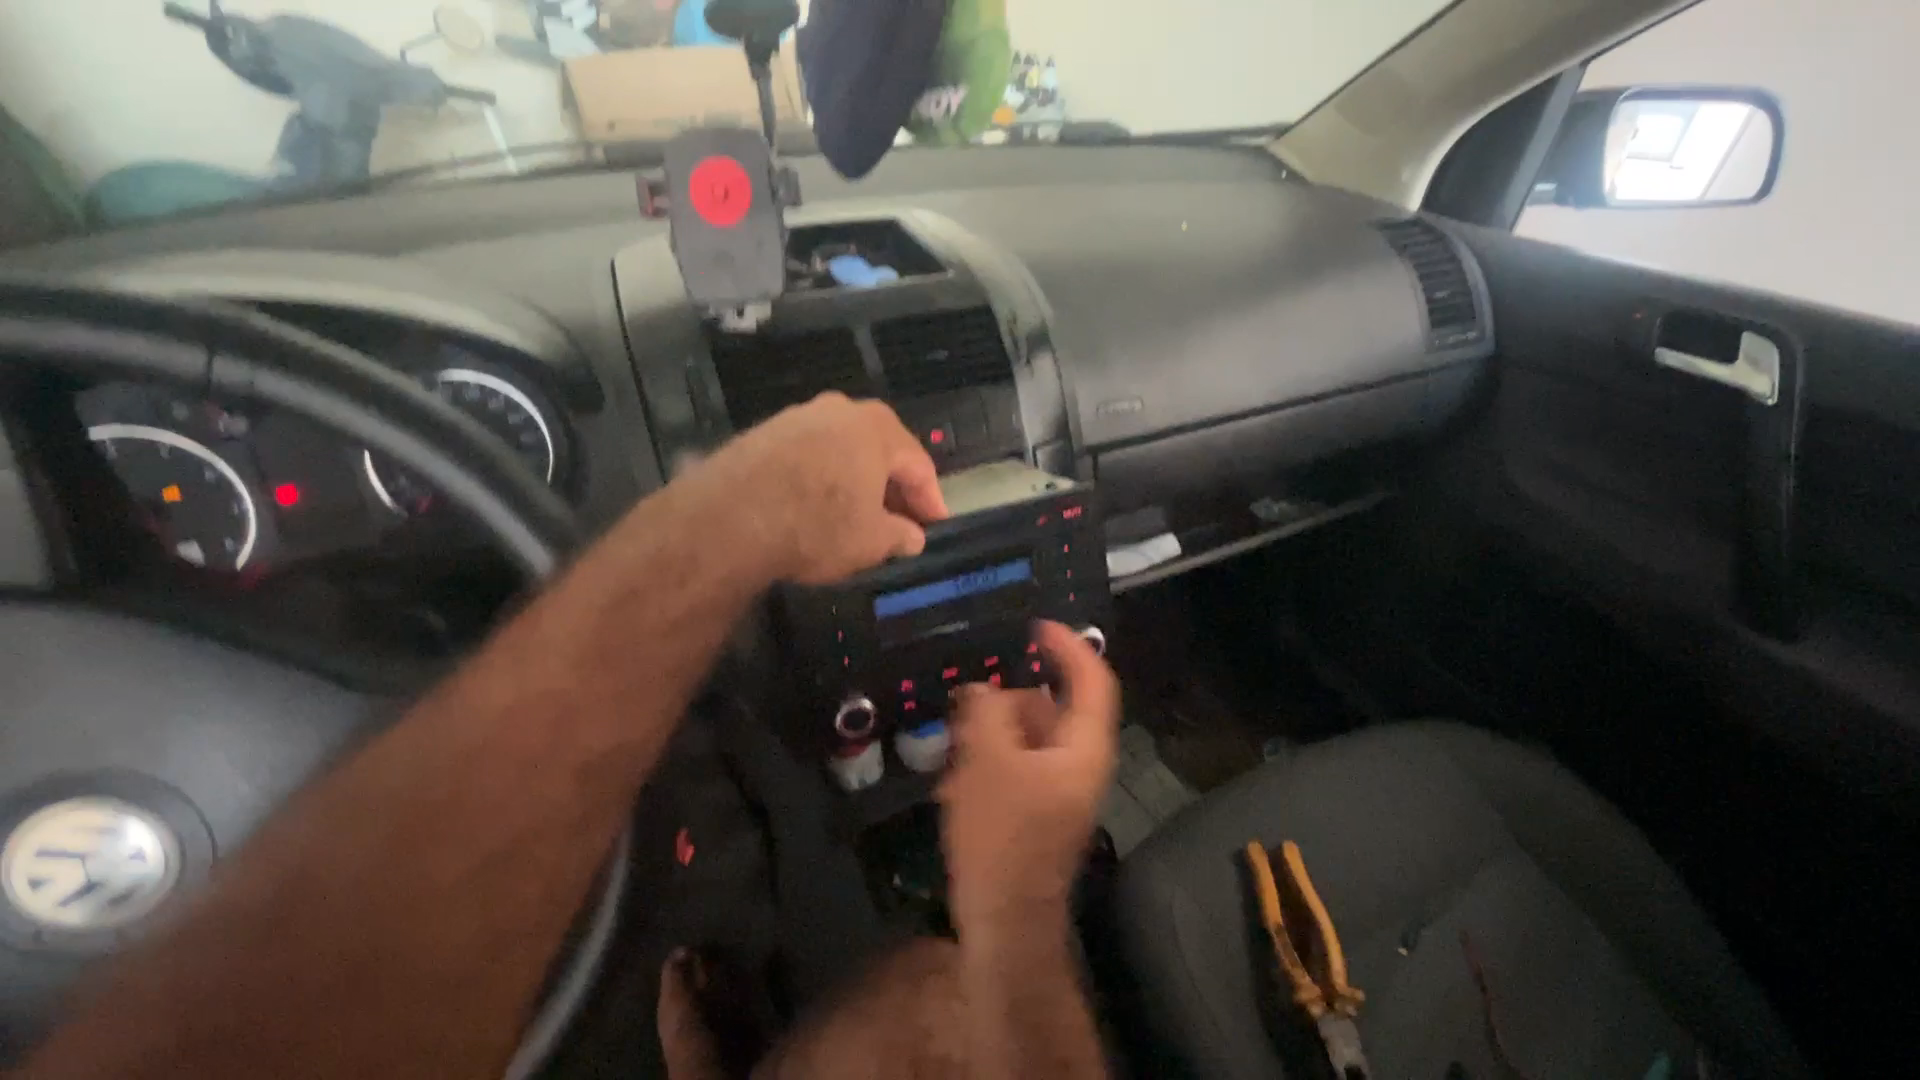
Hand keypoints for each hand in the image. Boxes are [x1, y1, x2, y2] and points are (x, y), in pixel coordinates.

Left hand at [696, 393, 947, 583]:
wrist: (729, 519)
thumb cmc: (817, 526)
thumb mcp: (871, 541)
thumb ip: (900, 535)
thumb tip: (912, 536)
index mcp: (878, 428)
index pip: (918, 465)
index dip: (931, 500)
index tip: (936, 526)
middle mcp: (841, 410)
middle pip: (879, 451)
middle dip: (893, 487)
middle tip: (901, 522)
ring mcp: (798, 417)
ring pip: (841, 450)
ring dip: (855, 481)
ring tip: (857, 515)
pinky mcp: (763, 433)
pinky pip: (808, 456)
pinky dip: (820, 478)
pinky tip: (816, 506)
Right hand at [939, 621, 1120, 927]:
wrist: (1004, 920)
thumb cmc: (1003, 837)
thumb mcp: (988, 763)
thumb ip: (988, 712)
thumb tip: (986, 687)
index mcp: (1083, 747)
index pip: (1091, 680)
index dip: (1067, 646)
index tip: (1034, 625)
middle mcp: (1078, 763)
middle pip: (1051, 707)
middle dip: (1009, 695)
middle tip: (969, 689)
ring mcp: (1057, 788)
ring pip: (1027, 736)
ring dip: (992, 728)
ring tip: (955, 730)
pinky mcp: (1034, 809)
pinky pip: (1014, 766)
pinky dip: (988, 758)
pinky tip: (954, 773)